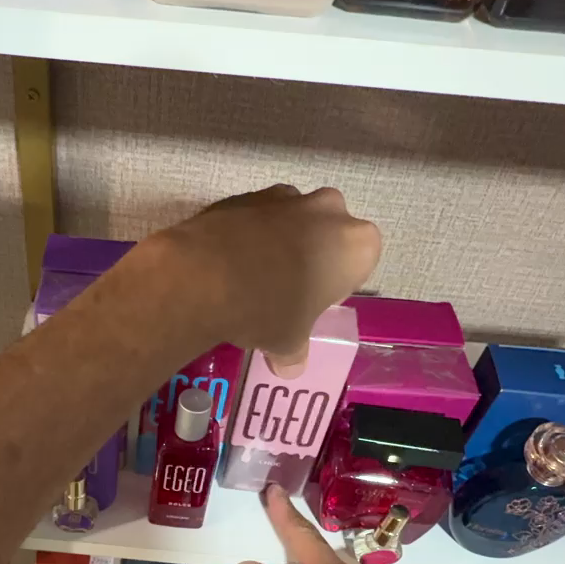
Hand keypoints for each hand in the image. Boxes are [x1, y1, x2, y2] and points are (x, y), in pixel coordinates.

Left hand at [139, 185, 381, 372]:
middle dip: (310, 256)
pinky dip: (245, 236)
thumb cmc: (267, 310)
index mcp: (357, 243)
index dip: (334, 285)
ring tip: (250, 278)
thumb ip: (295, 353)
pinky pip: (254, 218)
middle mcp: (328, 209)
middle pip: (327, 234)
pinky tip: (227, 264)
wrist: (206, 277)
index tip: (311, 303)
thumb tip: (289, 369)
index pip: (358, 264)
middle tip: (284, 290)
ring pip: (290, 221)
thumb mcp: (288, 342)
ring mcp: (284, 195)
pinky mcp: (244, 194)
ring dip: (277, 242)